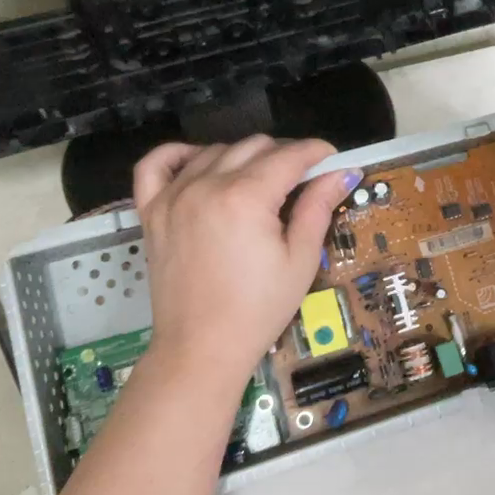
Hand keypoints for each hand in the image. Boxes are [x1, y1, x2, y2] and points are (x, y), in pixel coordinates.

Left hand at [131, 136, 358, 392]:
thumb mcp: (300, 260)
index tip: (332, 160)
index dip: (317, 153)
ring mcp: (173, 196)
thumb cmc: (258, 309)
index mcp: (246, 197)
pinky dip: (179, 155)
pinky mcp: (151, 211)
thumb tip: (343, 172)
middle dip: (284, 155)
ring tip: (259, 184)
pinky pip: (156, 164)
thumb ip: (318, 208)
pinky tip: (200, 163)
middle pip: (254, 146)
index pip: (290, 156)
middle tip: (301, 182)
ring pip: (215, 151)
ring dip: (243, 157)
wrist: (201, 348)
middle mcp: (206, 185)